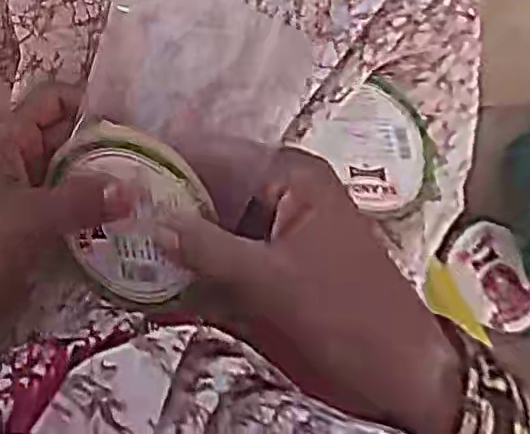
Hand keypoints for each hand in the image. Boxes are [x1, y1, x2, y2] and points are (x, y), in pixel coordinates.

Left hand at [0, 84, 129, 412]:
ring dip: (106, 180)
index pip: (55, 99)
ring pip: (74, 173)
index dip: (90, 103)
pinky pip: (73, 207)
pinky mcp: (35, 229)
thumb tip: (135, 188)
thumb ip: (83, 199)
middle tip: (153, 159)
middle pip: (70, 135)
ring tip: (150, 190)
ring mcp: (28, 194)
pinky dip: (98, 211)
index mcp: (11, 138)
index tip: (132, 123)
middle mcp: (21, 157)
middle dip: (108, 144)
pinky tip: (129, 223)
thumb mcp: (31, 219)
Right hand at [159, 148, 463, 433]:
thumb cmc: (348, 315)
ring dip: (185, 224)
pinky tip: (170, 260)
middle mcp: (286, 187)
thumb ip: (211, 249)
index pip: (220, 152)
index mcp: (293, 173)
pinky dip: (204, 251)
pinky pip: (232, 242)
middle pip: (218, 182)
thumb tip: (153, 222)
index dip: (174, 158)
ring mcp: (283, 221)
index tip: (129, 163)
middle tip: (124, 200)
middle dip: (174, 194)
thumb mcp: (274, 282)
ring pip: (221, 214)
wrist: (405, 376)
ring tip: (133, 226)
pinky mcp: (279, 254)